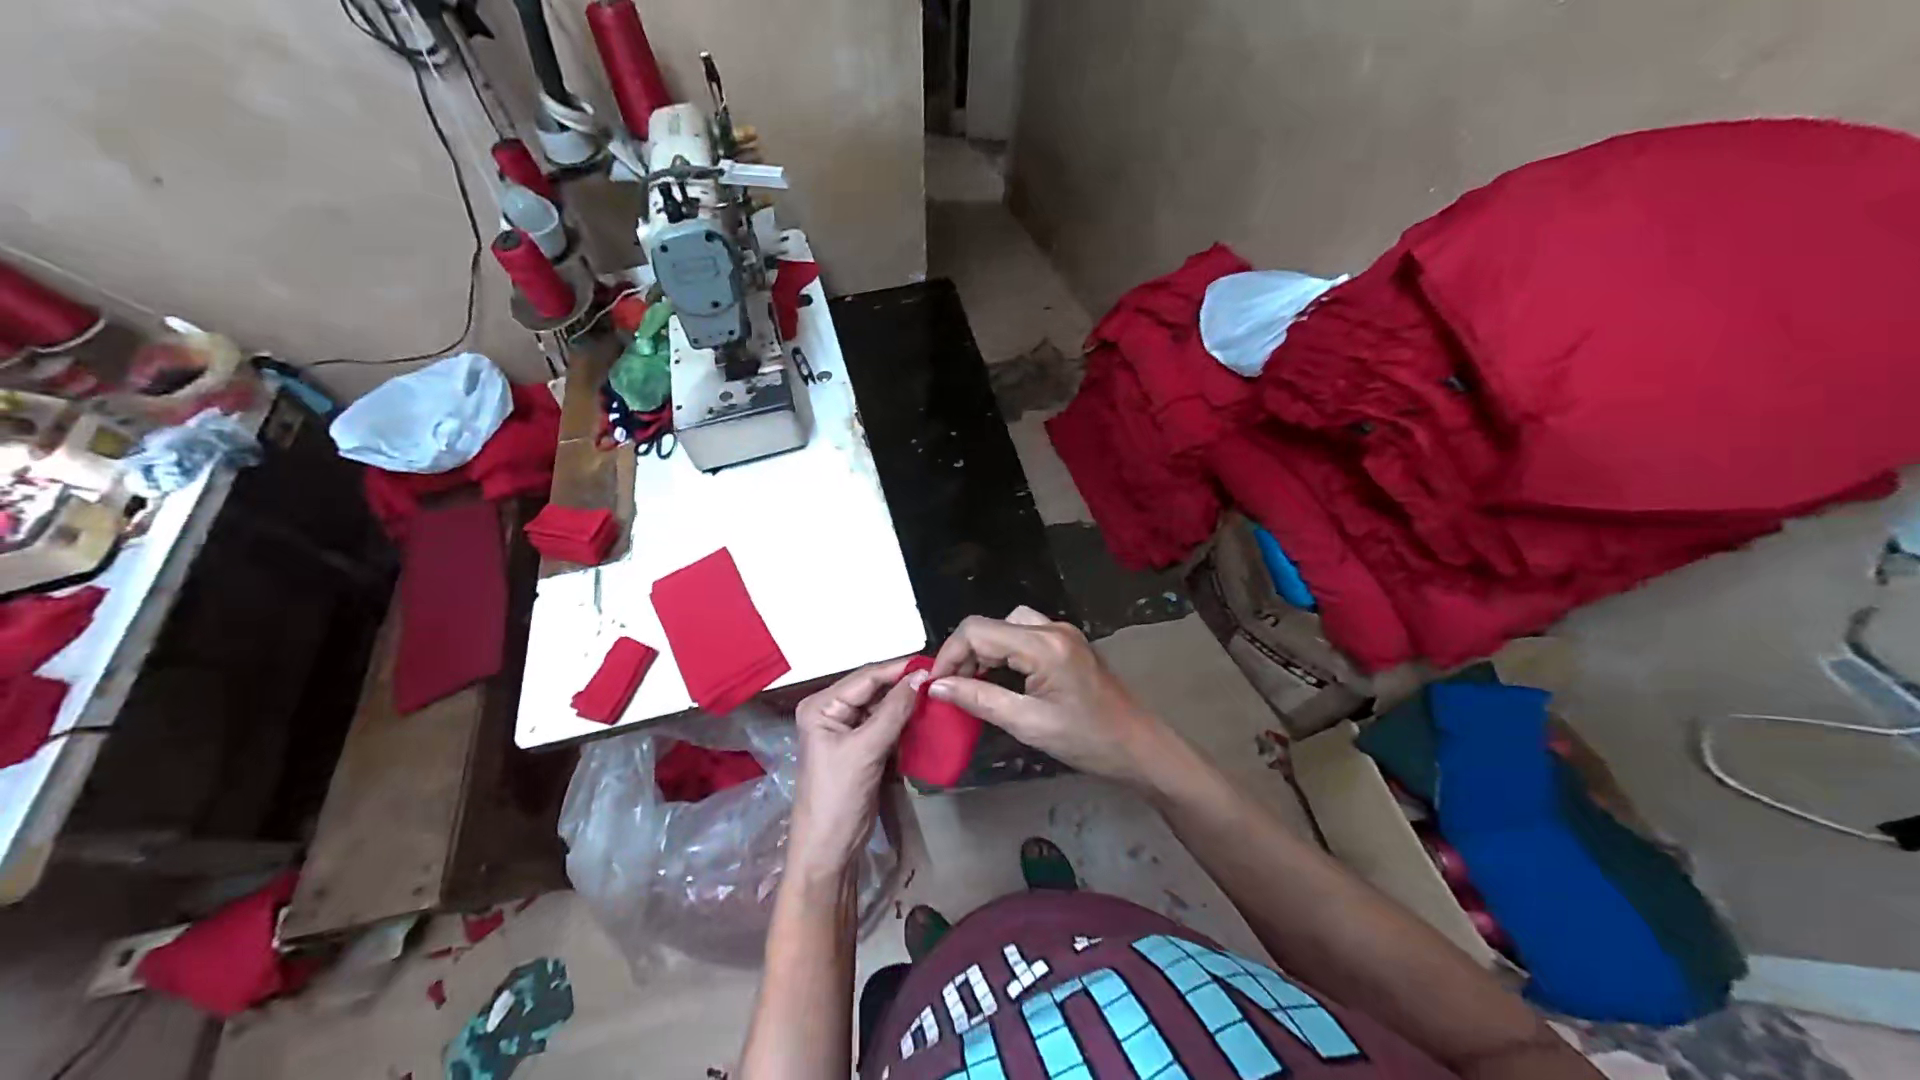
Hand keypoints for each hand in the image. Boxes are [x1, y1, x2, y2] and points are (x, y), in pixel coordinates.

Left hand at [787, 657, 922, 882]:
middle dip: (905, 686)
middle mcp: (831, 711)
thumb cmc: (838, 798)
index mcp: (821, 706)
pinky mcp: (861, 748)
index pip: (866, 677)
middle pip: (875, 690)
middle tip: (941, 679)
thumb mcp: (866, 751)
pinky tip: (927, 717)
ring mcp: (846, 730)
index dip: (899, 669)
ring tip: (939, 695)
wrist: (829, 850)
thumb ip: (893, 711)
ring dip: (908, 704)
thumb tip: (921, 678)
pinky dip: (905, 723)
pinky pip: (886, 726)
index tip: (933, 664)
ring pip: (883, 707)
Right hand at [927, 607, 1181, 789]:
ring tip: (973, 683)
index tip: (935, 686)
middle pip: (990, 625)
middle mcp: (1052, 628)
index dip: (949, 655)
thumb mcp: (1027, 724)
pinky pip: (1024, 634)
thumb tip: (936, 686)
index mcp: (1043, 645)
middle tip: (952, 689)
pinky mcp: (1068, 643)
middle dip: (964, 654)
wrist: (1139, 747)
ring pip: (1006, 626)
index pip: (977, 631)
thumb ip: (979, 699)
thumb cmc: (1087, 740)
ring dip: (984, 650)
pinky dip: (1004, 650)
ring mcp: (1063, 633)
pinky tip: (1001, 677)